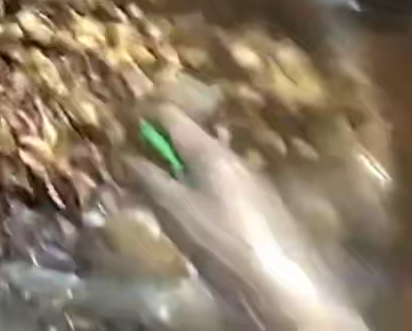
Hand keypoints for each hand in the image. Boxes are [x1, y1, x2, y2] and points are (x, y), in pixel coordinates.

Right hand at [130, 107, 365, 330]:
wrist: (292, 298)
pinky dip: (202, 188)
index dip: (140, 115)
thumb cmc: (222, 243)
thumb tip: (124, 153)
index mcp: (208, 149)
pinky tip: (198, 215)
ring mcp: (253, 181)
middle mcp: (232, 156)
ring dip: (181, 170)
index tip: (120, 128)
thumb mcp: (171, 208)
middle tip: (138, 164)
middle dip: (161, 147)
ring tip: (164, 191)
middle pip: (188, 137)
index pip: (168, 113)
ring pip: (206, 162)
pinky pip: (223, 184)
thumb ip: (144, 174)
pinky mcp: (266, 208)